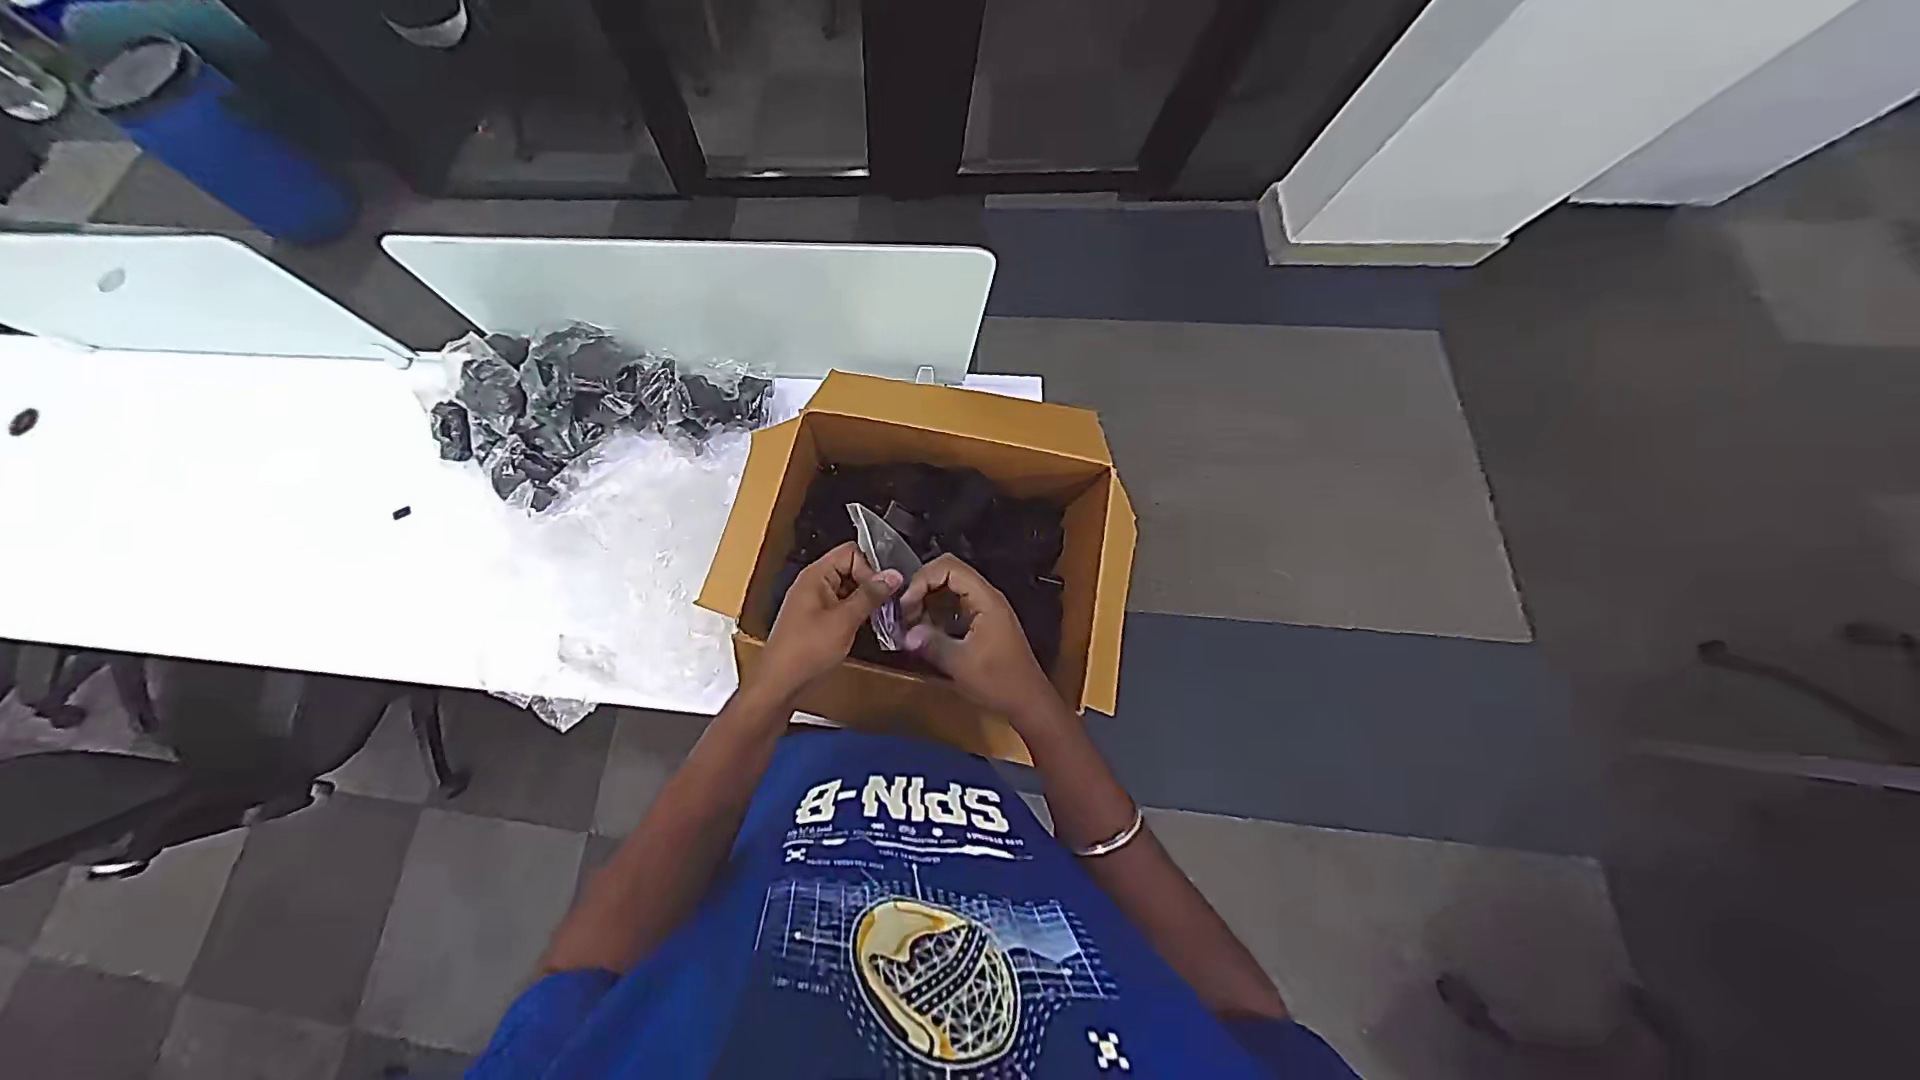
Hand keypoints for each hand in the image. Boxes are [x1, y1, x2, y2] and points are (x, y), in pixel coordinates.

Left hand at [759, 542, 901, 698]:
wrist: (781, 683)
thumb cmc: (807, 650)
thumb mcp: (844, 620)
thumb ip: (870, 595)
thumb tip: (894, 575)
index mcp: (816, 575)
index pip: (851, 552)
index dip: (869, 568)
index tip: (882, 590)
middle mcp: (815, 583)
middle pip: (852, 568)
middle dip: (871, 583)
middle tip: (887, 604)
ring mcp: (816, 601)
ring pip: (850, 588)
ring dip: (866, 600)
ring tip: (881, 616)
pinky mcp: (819, 618)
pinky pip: (844, 605)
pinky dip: (858, 612)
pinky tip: (868, 626)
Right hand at [899, 554, 1060, 720]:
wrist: (1028, 701)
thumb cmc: (1000, 681)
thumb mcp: (961, 663)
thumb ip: (932, 643)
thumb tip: (905, 634)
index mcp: (985, 599)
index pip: (949, 567)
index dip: (922, 580)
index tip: (907, 606)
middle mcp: (986, 597)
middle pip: (948, 573)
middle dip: (922, 588)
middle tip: (905, 615)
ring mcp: (985, 609)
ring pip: (950, 590)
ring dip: (927, 601)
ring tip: (911, 624)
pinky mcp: (982, 623)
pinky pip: (955, 606)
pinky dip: (937, 613)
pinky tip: (925, 632)